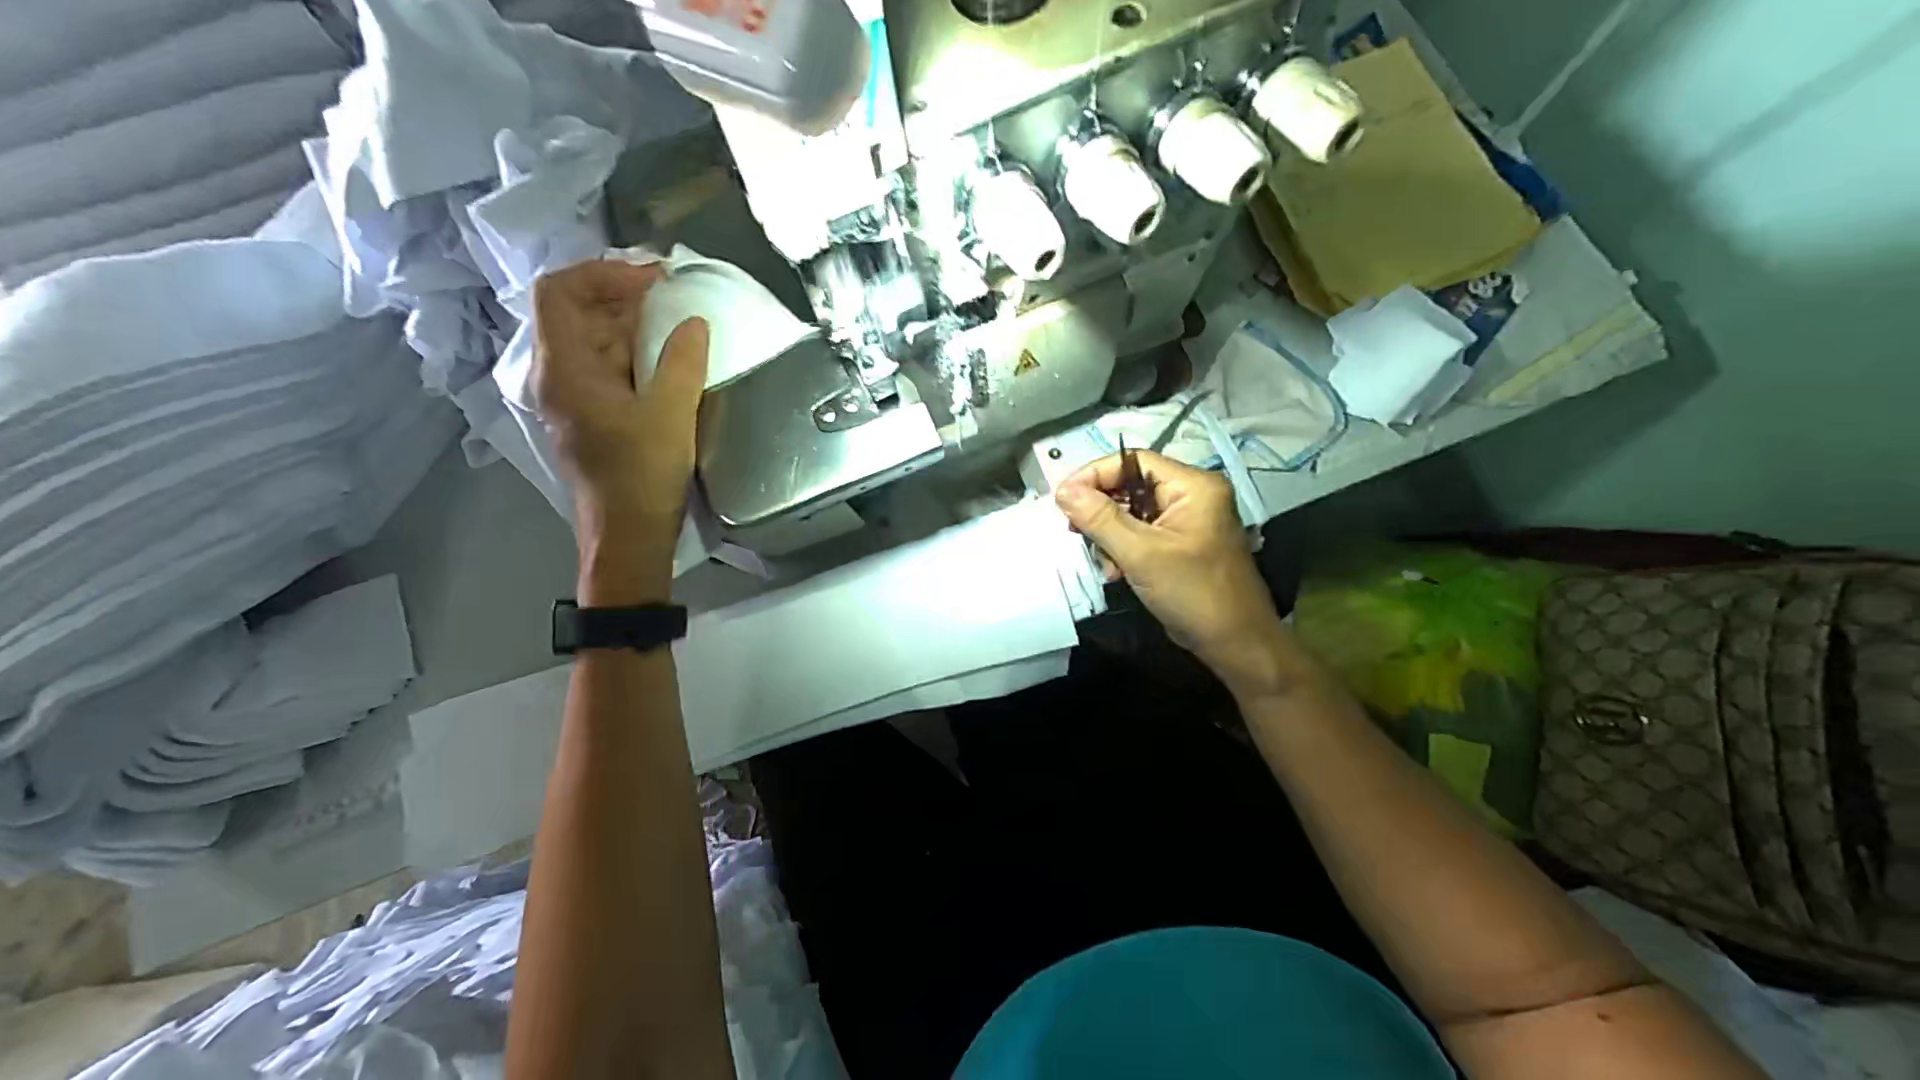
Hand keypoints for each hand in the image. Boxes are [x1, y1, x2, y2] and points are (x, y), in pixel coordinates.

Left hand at [533, 260, 709, 602]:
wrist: (628, 537)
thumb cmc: (642, 476)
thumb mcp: (670, 414)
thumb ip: (682, 361)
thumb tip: (693, 323)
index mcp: (564, 370)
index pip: (560, 293)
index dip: (602, 273)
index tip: (651, 277)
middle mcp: (558, 377)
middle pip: (575, 313)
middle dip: (619, 293)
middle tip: (669, 289)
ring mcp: (574, 398)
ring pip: (592, 340)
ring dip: (629, 321)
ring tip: (673, 315)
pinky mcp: (593, 416)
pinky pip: (606, 367)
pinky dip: (633, 350)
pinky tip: (667, 353)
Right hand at [1055, 451, 1288, 697]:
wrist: (1235, 644)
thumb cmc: (1193, 593)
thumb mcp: (1141, 554)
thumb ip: (1100, 519)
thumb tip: (1063, 490)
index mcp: (1192, 487)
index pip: (1133, 462)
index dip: (1095, 475)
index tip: (1063, 498)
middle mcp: (1191, 496)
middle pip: (1130, 486)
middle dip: (1101, 510)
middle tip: (1075, 531)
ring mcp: (1186, 522)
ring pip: (1131, 513)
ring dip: (1110, 535)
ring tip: (1104, 562)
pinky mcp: (1179, 546)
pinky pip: (1141, 534)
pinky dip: (1123, 549)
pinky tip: (1116, 572)